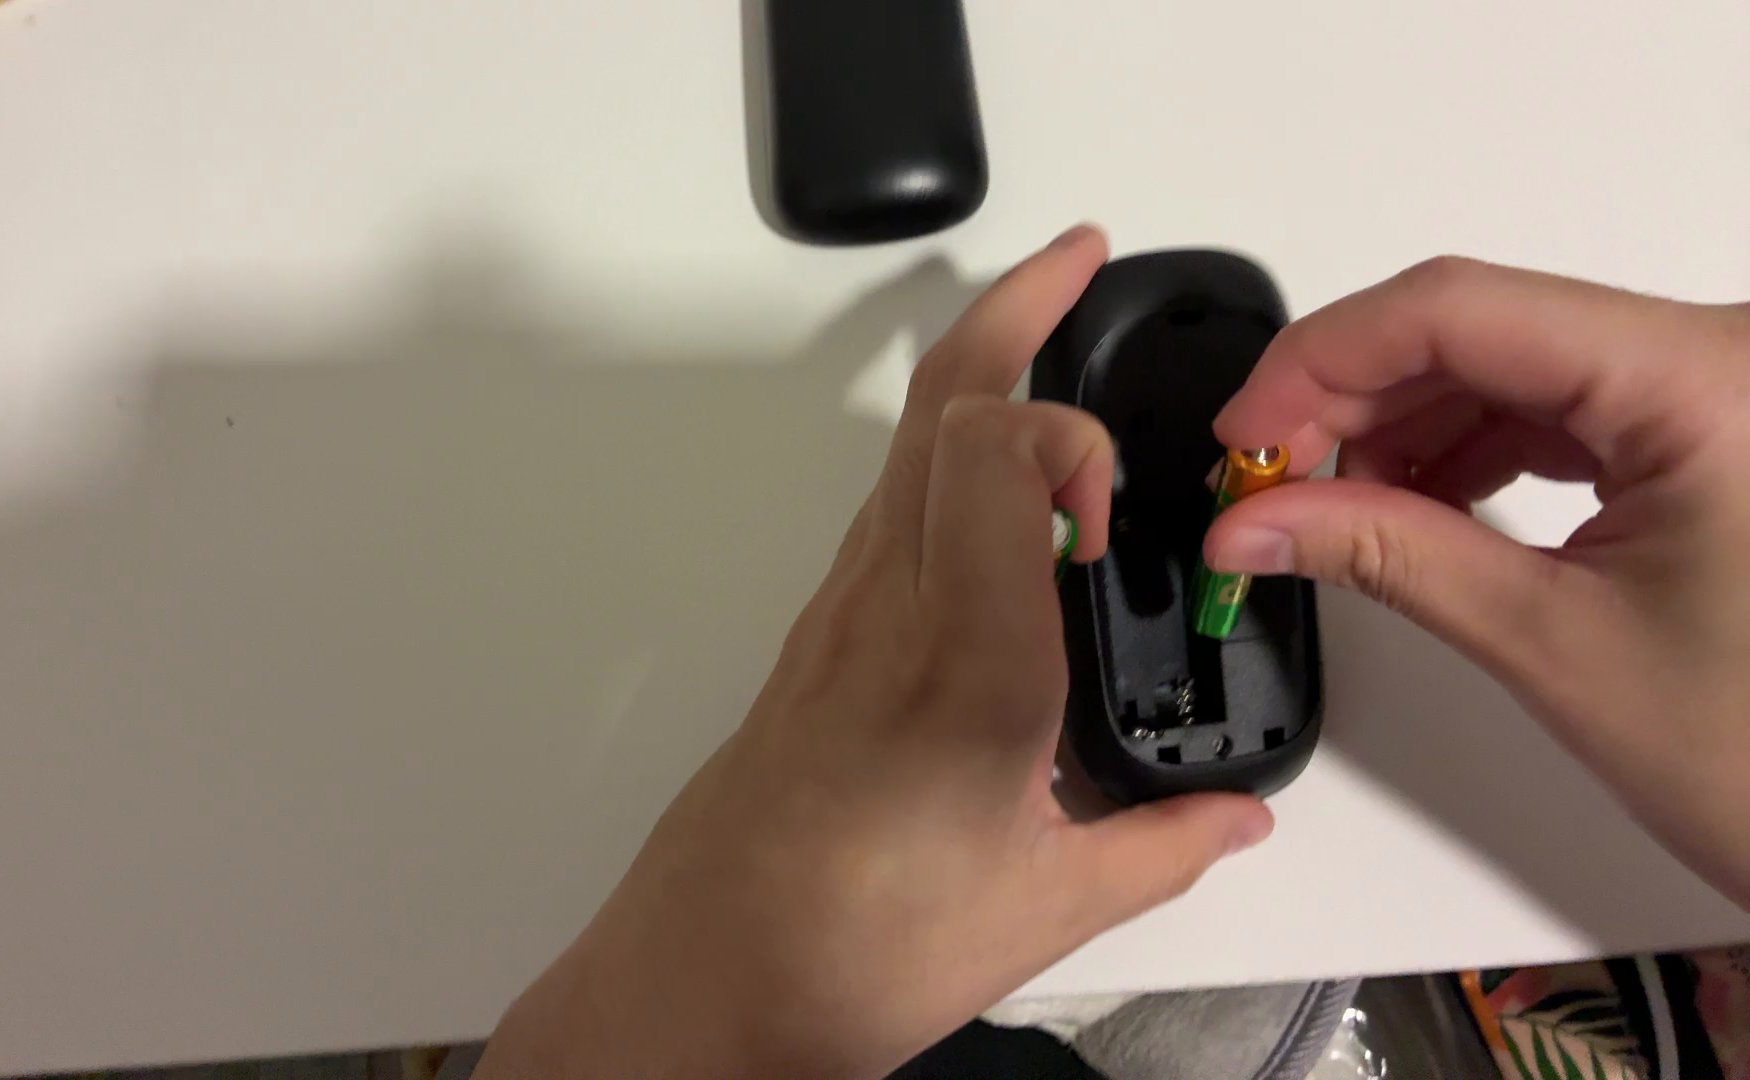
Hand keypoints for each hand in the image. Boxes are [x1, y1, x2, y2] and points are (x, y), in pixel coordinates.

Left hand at [473, 226, 1272, 1079]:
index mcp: (968, 656)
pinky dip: (950, 461)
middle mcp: (891, 598)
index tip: (1115, 502)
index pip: (997, 450)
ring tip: (1052, 360)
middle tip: (1079, 257)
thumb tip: (1231, 816)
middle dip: (1013, 307)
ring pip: (906, 443)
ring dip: (978, 377)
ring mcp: (843, 600)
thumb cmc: (864, 940)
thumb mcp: (1043, 903)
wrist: (715, 961)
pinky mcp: (821, 623)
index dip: (1072, 431)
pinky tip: (1002, 507)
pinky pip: (889, 504)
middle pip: (937, 404)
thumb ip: (1156, 845)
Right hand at [1205, 256, 1749, 908]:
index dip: (1313, 364)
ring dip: (1381, 433)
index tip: (1237, 441)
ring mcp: (1710, 389)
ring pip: (1484, 365)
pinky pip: (1529, 406)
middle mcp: (1722, 354)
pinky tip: (1407, 509)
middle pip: (1460, 330)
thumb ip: (1377, 558)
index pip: (1453, 309)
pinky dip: (1442, 452)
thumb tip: (1237, 530)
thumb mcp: (1549, 639)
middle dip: (1335, 407)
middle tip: (1261, 488)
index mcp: (1715, 380)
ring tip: (1330, 513)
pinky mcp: (1696, 428)